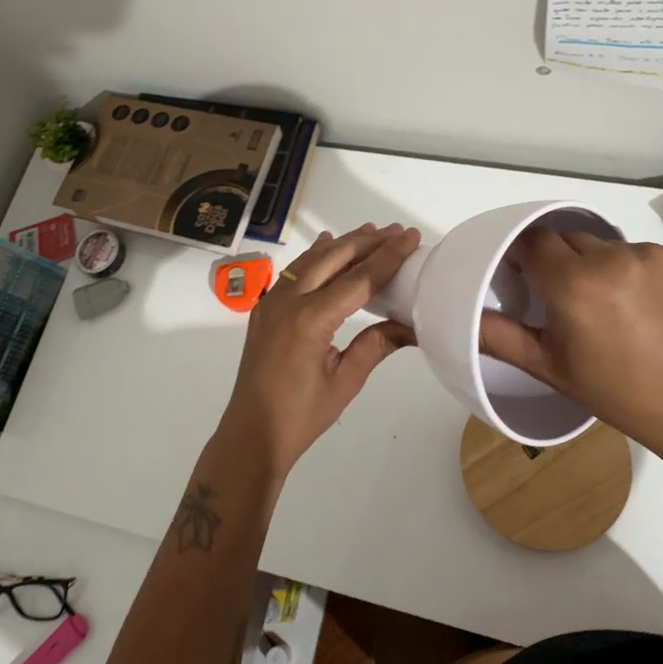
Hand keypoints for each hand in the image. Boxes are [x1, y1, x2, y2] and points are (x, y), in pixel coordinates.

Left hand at [221, 223, 421, 475]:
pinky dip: (315, 257)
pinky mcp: (264, 310)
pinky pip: (293, 272)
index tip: (410, 237)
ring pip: (311, 260)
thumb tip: (411, 325)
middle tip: (396, 231)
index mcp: (311, 320)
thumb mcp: (346, 381)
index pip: (358, 279)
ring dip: (342, 245)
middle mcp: (288, 301)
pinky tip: (327, 246)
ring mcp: (271, 303)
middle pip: (333, 258)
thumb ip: (377, 345)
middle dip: (367, 242)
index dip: (387, 257)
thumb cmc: (301, 415)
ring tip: (370, 233)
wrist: (251, 433)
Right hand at [478, 227, 662, 465]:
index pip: (530, 239)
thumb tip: (463, 318)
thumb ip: (502, 338)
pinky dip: (627, 270)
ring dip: (593, 266)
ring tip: (607, 310)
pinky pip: (636, 252)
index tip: (519, 278)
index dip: (519, 254)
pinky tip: (640, 307)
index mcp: (575, 284)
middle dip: (556, 262)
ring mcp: (650, 253)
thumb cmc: (624, 395)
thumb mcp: (554, 370)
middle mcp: (612, 256)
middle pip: (565, 238)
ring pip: (602, 245)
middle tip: (560, 301)